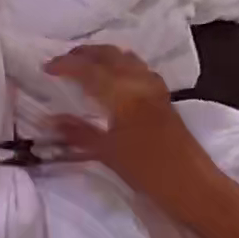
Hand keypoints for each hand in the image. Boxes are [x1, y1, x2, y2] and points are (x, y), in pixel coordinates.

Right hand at [44, 45, 238, 232]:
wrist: (191, 184)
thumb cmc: (146, 170)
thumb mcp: (107, 153)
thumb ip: (78, 133)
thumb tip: (50, 119)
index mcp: (123, 93)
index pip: (89, 70)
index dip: (66, 65)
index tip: (46, 67)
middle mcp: (139, 82)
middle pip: (109, 55)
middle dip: (84, 53)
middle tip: (63, 60)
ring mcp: (154, 88)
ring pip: (126, 59)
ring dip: (104, 56)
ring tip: (85, 65)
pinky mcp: (163, 97)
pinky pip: (138, 69)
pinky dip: (120, 66)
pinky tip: (113, 79)